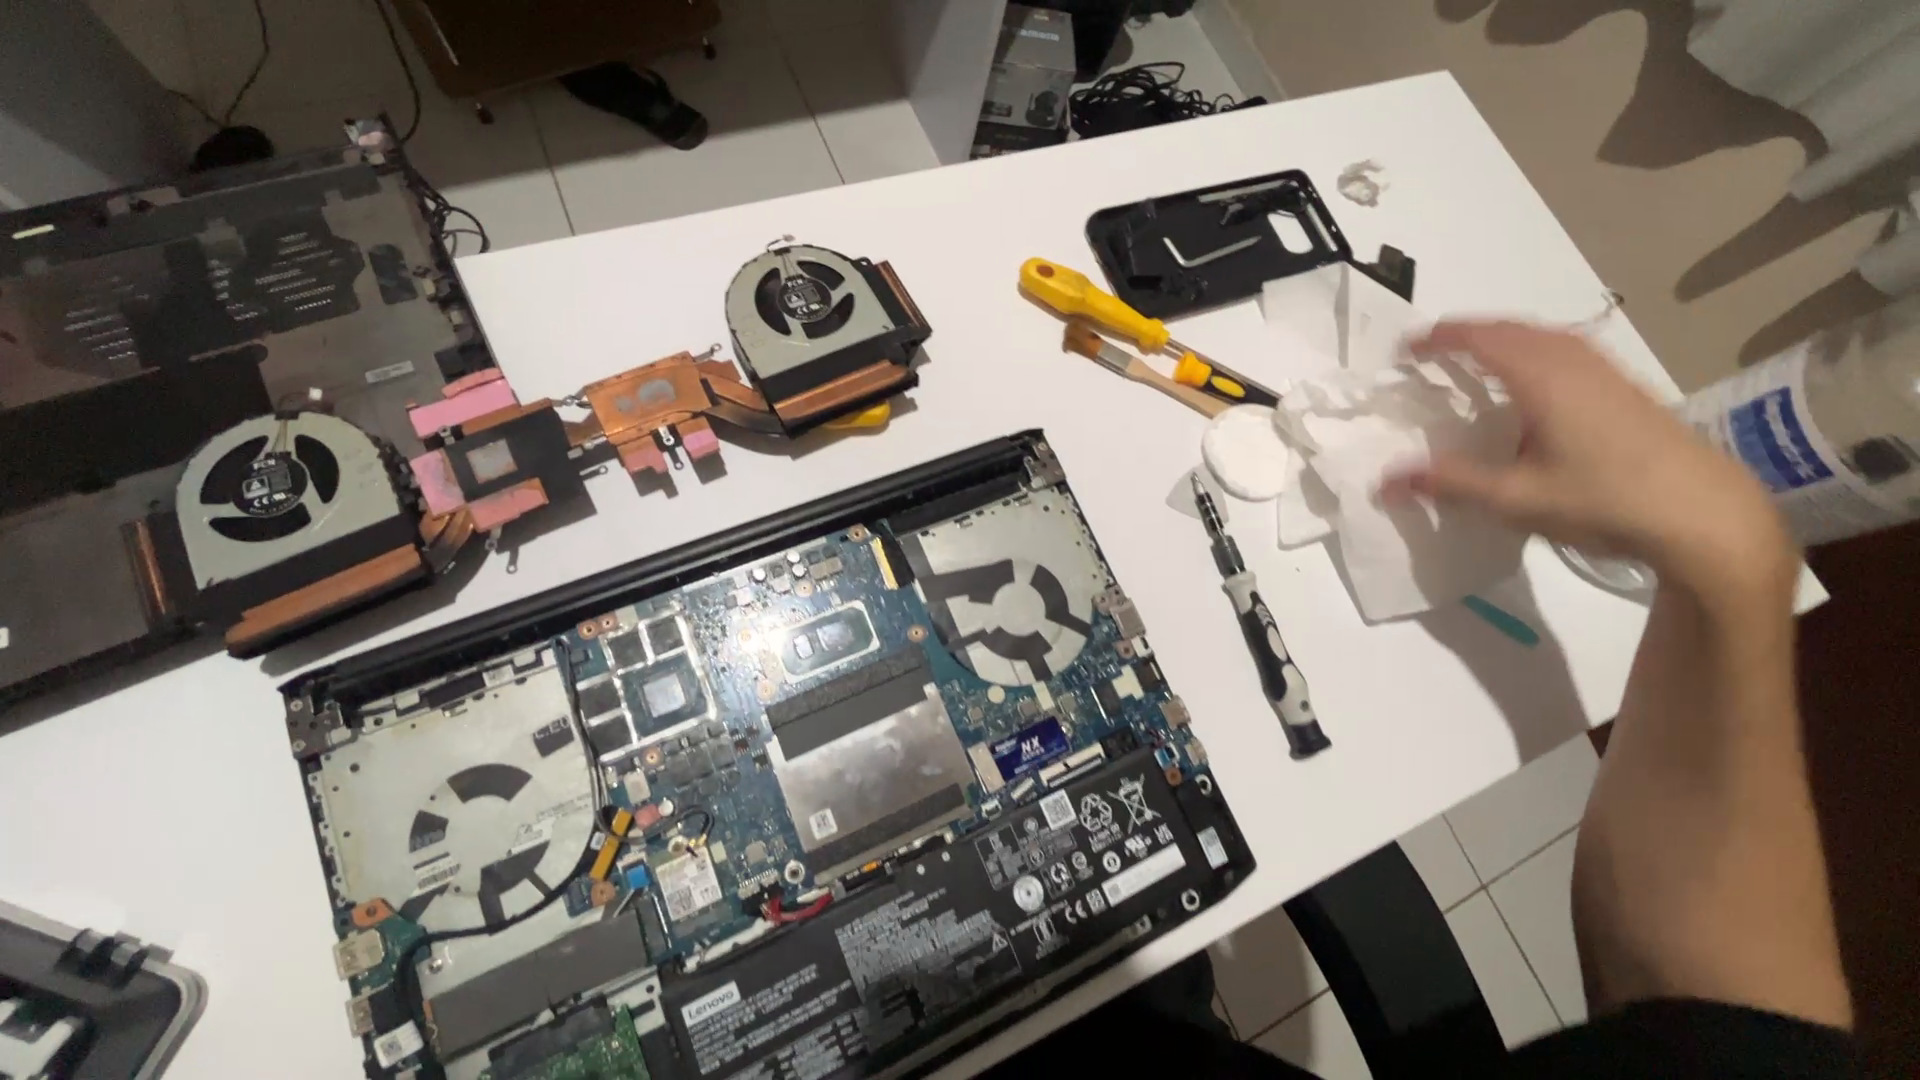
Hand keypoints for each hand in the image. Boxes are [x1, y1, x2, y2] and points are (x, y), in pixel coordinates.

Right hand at [1382, 321, 1795, 600]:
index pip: (1482, 340)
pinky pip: (1569, 350)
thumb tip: (1383, 480)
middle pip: (1514, 329)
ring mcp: (1608, 374)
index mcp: (1544, 381)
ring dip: (1504, 338)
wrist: (1706, 517)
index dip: (1439, 338)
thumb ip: (1447, 484)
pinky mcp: (1627, 390)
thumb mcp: (1515, 499)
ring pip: (1546, 336)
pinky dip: (1533, 351)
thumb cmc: (1605, 502)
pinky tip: (1531, 383)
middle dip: (1468, 333)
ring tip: (1473, 359)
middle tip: (1431, 351)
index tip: (1404, 348)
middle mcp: (1576, 365)